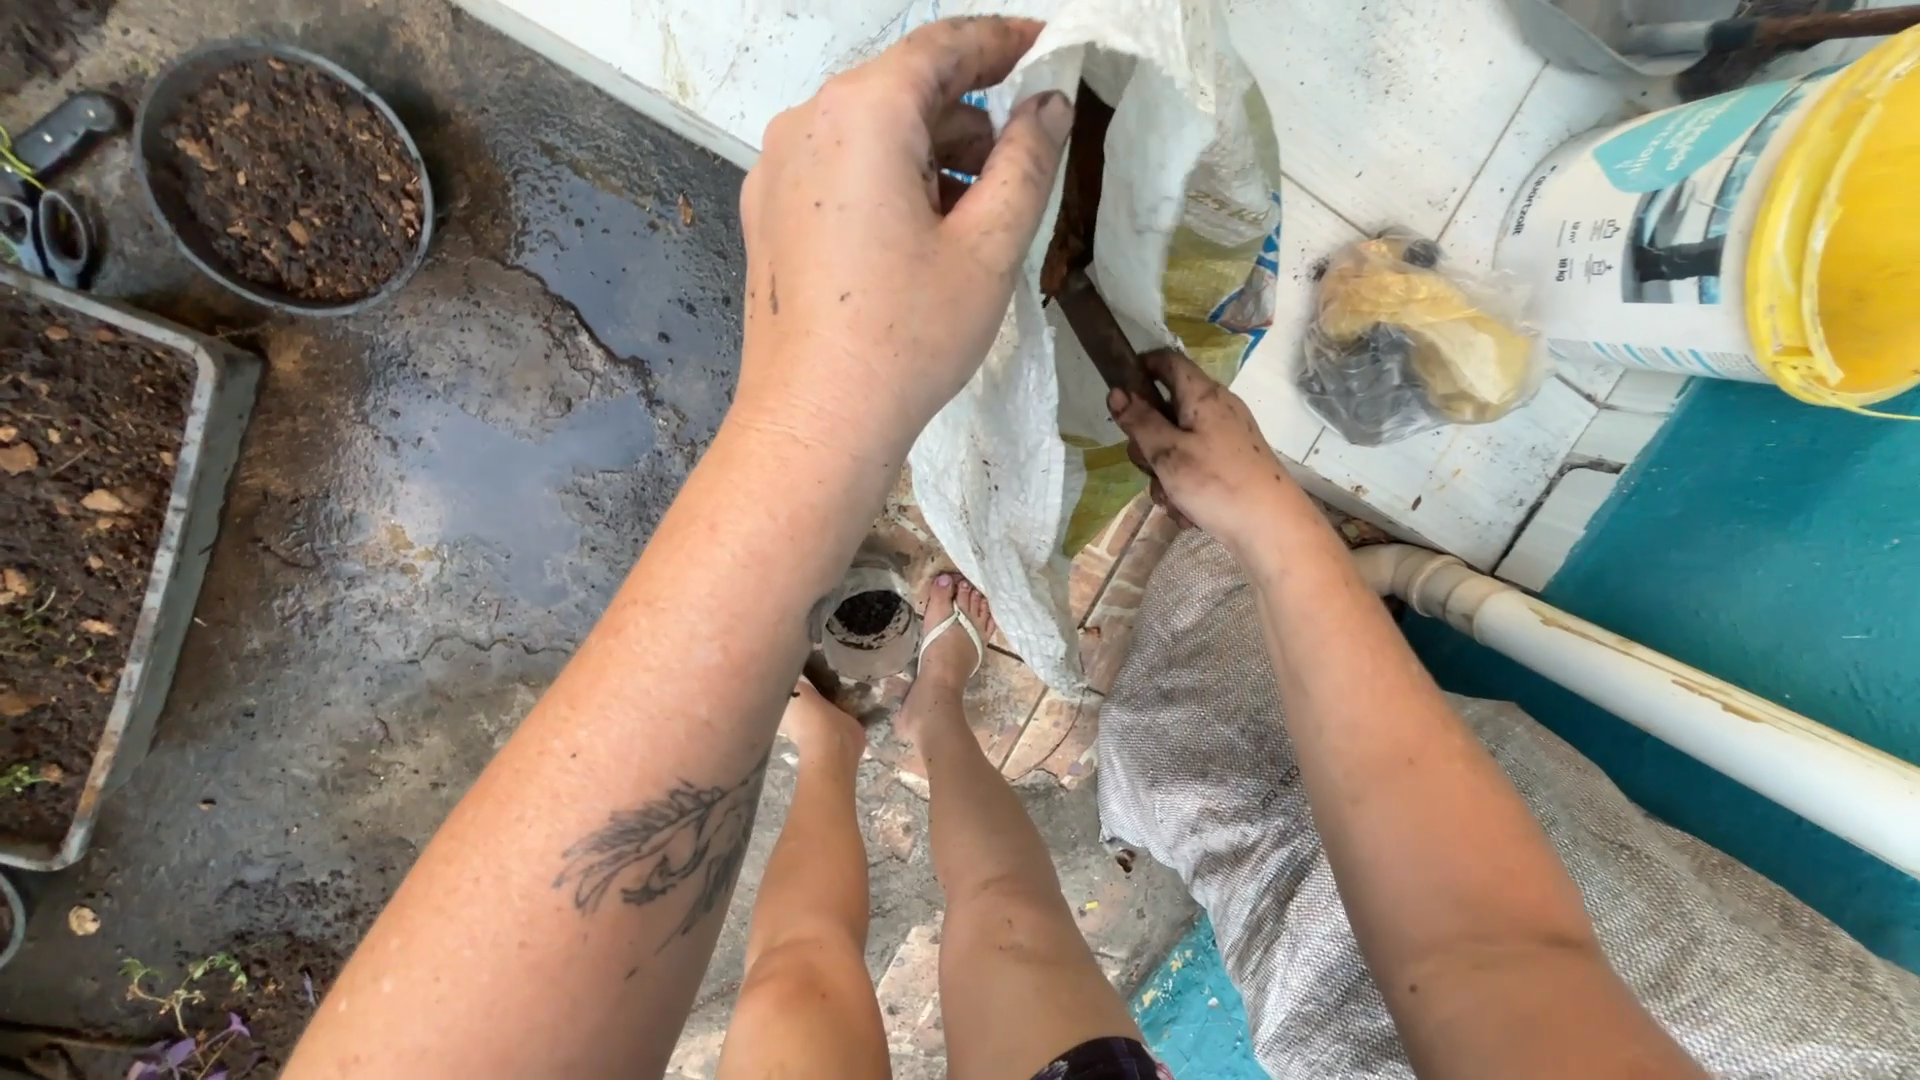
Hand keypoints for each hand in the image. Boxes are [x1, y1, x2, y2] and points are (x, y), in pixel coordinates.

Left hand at [734, 17, 1073, 448]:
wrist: (816, 422)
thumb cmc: (908, 337)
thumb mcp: (989, 249)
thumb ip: (1028, 162)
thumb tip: (1048, 105)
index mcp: (860, 113)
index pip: (942, 46)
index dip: (1002, 41)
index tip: (1046, 48)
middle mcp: (805, 125)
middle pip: (902, 92)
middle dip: (967, 120)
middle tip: (1015, 174)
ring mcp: (775, 173)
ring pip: (868, 136)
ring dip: (927, 159)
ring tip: (965, 226)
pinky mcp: (767, 218)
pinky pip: (837, 174)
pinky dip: (884, 185)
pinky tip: (911, 245)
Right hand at [1107, 350, 1299, 551]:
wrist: (1271, 528)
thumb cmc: (1217, 483)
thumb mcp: (1167, 453)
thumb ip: (1139, 421)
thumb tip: (1116, 391)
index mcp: (1202, 396)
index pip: (1167, 361)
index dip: (1140, 368)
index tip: (1118, 394)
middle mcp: (1215, 410)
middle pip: (1165, 411)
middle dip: (1147, 442)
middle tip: (1149, 465)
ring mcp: (1224, 438)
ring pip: (1174, 446)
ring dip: (1163, 475)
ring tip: (1172, 499)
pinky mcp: (1228, 465)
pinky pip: (1192, 467)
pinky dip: (1183, 488)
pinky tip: (1188, 512)